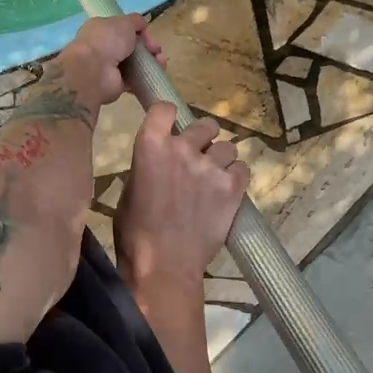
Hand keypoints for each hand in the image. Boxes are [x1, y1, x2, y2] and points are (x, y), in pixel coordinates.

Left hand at [46, 13, 164, 112]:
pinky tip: (157, 72)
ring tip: (160, 61)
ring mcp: (108, 68)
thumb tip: (141, 24)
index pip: (121, 30)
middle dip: (147, 47)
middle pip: (130, 47)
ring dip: (150, 61)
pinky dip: (147, 76)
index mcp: (99, 31)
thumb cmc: (106, 41)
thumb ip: (134, 21)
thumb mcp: (124, 22)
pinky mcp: (115, 85)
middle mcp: (102, 49)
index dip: (137, 31)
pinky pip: (135, 79)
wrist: (93, 71)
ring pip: (135, 64)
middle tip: (155, 50)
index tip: (147, 34)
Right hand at [114, 102, 249, 289]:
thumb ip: (149, 164)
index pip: (164, 109)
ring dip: (219, 159)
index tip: (170, 125)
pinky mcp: (234, 187)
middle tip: (195, 157)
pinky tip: (224, 191)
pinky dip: (234, 176)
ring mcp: (211, 167)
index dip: (168, 115)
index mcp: (149, 147)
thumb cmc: (134, 229)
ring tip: (211, 179)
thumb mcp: (130, 188)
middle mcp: (182, 149)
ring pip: (227, 148)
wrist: (163, 262)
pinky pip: (242, 168)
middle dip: (201, 138)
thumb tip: (161, 158)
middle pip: (205, 125)